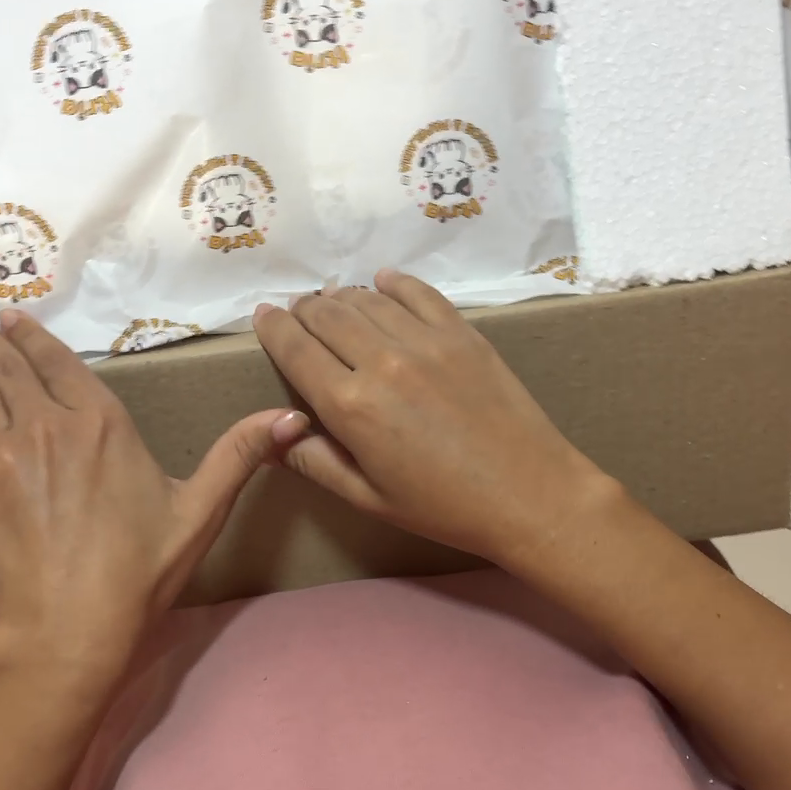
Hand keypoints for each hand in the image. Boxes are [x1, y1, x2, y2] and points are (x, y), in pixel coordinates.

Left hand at [0, 305, 306, 678]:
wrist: (70, 623)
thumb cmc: (140, 569)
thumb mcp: (201, 511)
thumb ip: (238, 456)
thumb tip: (293, 419)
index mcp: (101, 424)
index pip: (58, 363)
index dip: (31, 336)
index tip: (10, 315)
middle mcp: (46, 423)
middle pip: (8, 366)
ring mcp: (2, 449)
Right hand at [253, 269, 620, 569]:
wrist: (527, 494)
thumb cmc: (442, 507)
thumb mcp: (369, 497)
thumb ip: (315, 463)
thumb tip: (270, 439)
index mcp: (351, 406)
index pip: (296, 349)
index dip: (273, 328)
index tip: (263, 316)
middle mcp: (382, 361)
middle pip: (327, 315)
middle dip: (304, 309)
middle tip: (297, 312)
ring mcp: (426, 341)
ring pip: (368, 299)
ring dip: (342, 296)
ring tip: (333, 302)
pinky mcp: (462, 333)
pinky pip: (418, 293)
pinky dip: (394, 283)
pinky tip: (383, 282)